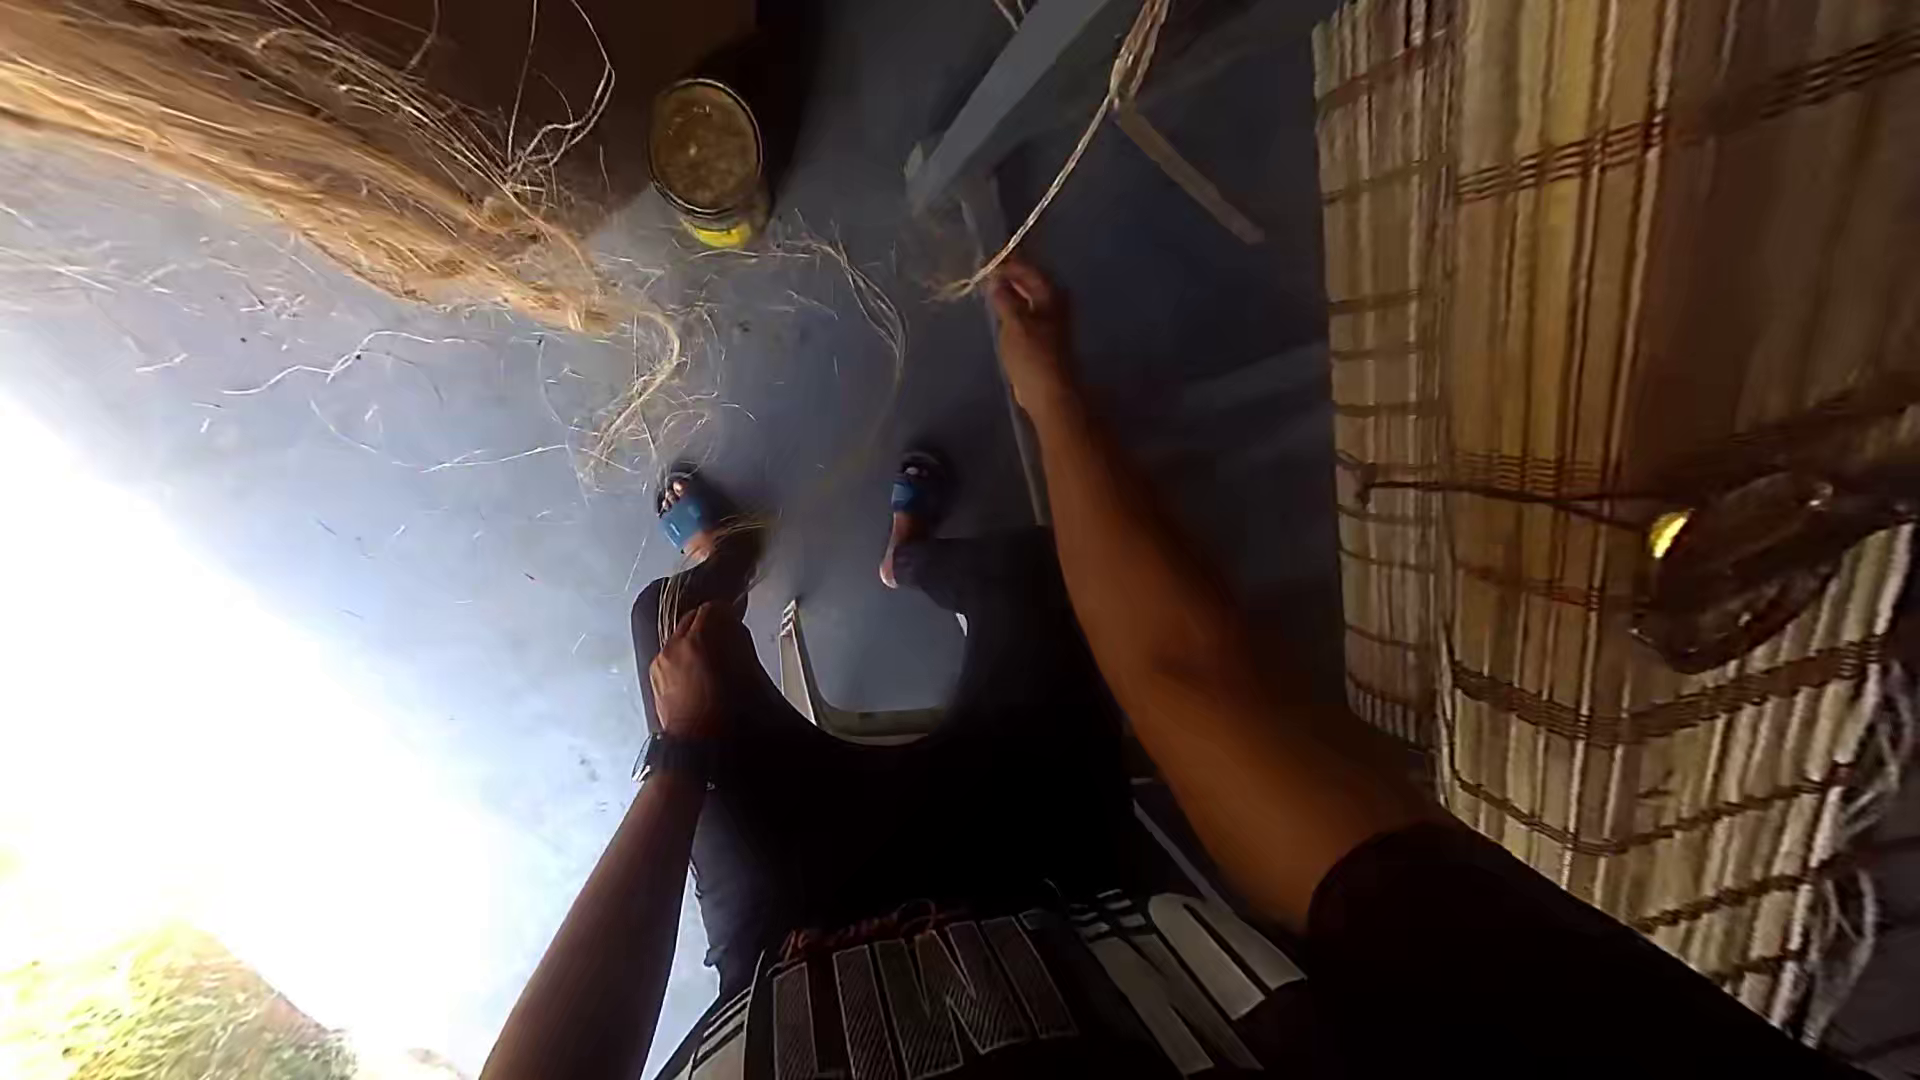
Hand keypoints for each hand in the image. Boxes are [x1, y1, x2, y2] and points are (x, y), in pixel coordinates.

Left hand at [648, 602, 732, 737]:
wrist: (697, 743)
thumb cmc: (724, 714)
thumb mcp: (745, 670)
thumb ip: (737, 641)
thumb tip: (732, 630)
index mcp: (698, 642)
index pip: (713, 608)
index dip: (727, 612)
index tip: (735, 616)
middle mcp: (674, 647)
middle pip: (692, 616)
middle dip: (709, 621)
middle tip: (726, 632)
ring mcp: (661, 661)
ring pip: (680, 633)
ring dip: (695, 637)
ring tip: (712, 653)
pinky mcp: (655, 674)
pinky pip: (671, 652)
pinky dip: (684, 653)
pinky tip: (698, 669)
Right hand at [988, 254, 1074, 411]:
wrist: (1049, 392)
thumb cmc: (1032, 356)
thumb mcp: (1014, 323)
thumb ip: (1005, 299)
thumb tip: (996, 281)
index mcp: (1051, 294)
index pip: (1027, 268)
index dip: (1007, 264)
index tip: (985, 264)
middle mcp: (1054, 303)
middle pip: (1030, 282)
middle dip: (1009, 277)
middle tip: (985, 275)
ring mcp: (1051, 322)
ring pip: (1028, 299)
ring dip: (1010, 294)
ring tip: (989, 291)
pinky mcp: (1043, 339)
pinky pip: (1025, 316)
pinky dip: (1013, 311)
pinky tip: (1000, 314)